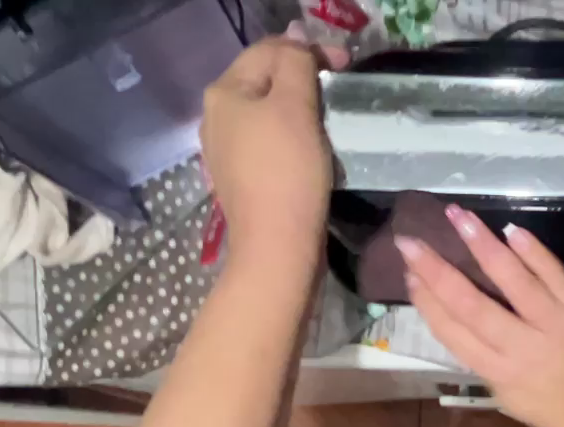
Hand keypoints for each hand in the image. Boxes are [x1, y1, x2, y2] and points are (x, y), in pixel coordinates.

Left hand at [199, 24, 347, 256]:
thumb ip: (297, 64)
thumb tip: (298, 38)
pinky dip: (292, 146)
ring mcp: (226, 155)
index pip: (269, 51)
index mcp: (224, 92)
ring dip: (300, 117)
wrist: (278, 251)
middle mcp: (216, 119)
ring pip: (268, 119)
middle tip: (340, 98)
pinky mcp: (244, 185)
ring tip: (329, 128)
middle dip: (303, 85)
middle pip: (266, 85)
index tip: (347, 66)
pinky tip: (311, 159)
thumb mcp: (296, 108)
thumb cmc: (288, 175)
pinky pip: (270, 151)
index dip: (309, 52)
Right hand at [398, 205, 563, 426]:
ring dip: (482, 245)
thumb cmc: (550, 406)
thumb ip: (481, 358)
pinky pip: (554, 274)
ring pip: (513, 280)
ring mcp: (555, 324)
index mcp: (500, 372)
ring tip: (457, 215)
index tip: (409, 274)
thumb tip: (450, 316)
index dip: (428, 302)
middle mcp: (523, 348)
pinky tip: (510, 231)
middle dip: (437, 270)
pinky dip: (533, 251)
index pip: (454, 333)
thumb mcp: (506, 395)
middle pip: (472, 304)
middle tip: (410, 242)